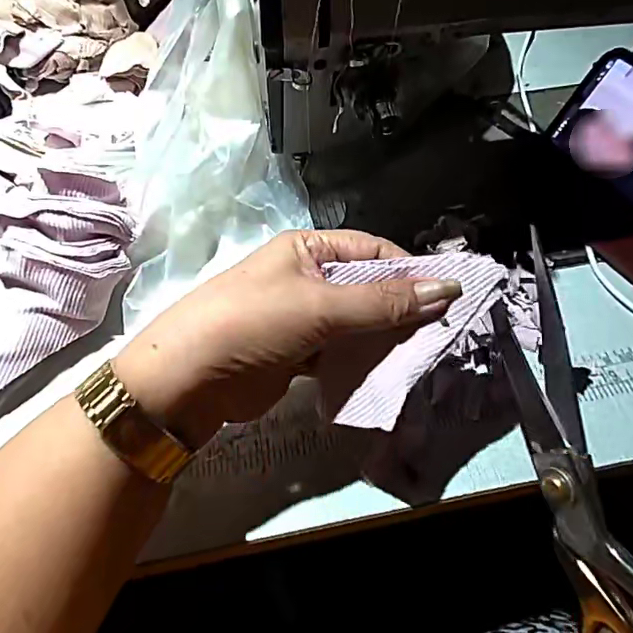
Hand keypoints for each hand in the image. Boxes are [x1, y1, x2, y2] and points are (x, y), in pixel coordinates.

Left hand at [108, 230, 463, 446]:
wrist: (184, 384)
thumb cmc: (253, 324)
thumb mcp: (322, 307)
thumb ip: (385, 302)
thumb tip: (447, 289)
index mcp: (309, 249)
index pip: (373, 250)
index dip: (409, 270)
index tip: (442, 297)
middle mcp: (307, 276)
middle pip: (368, 286)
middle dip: (399, 307)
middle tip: (435, 330)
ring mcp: (302, 316)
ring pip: (357, 321)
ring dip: (382, 336)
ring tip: (415, 353)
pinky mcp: (298, 352)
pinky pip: (341, 350)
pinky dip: (361, 359)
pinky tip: (383, 371)